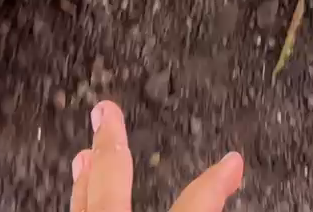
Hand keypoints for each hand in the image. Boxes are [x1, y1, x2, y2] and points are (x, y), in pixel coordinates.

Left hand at [70, 100, 244, 211]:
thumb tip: (228, 167)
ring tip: (84, 155)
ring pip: (84, 209)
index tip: (233, 160)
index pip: (193, 207)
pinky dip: (79, 205)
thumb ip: (197, 207)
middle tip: (105, 110)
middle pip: (112, 192)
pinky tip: (80, 199)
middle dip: (109, 149)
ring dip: (86, 182)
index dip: (214, 184)